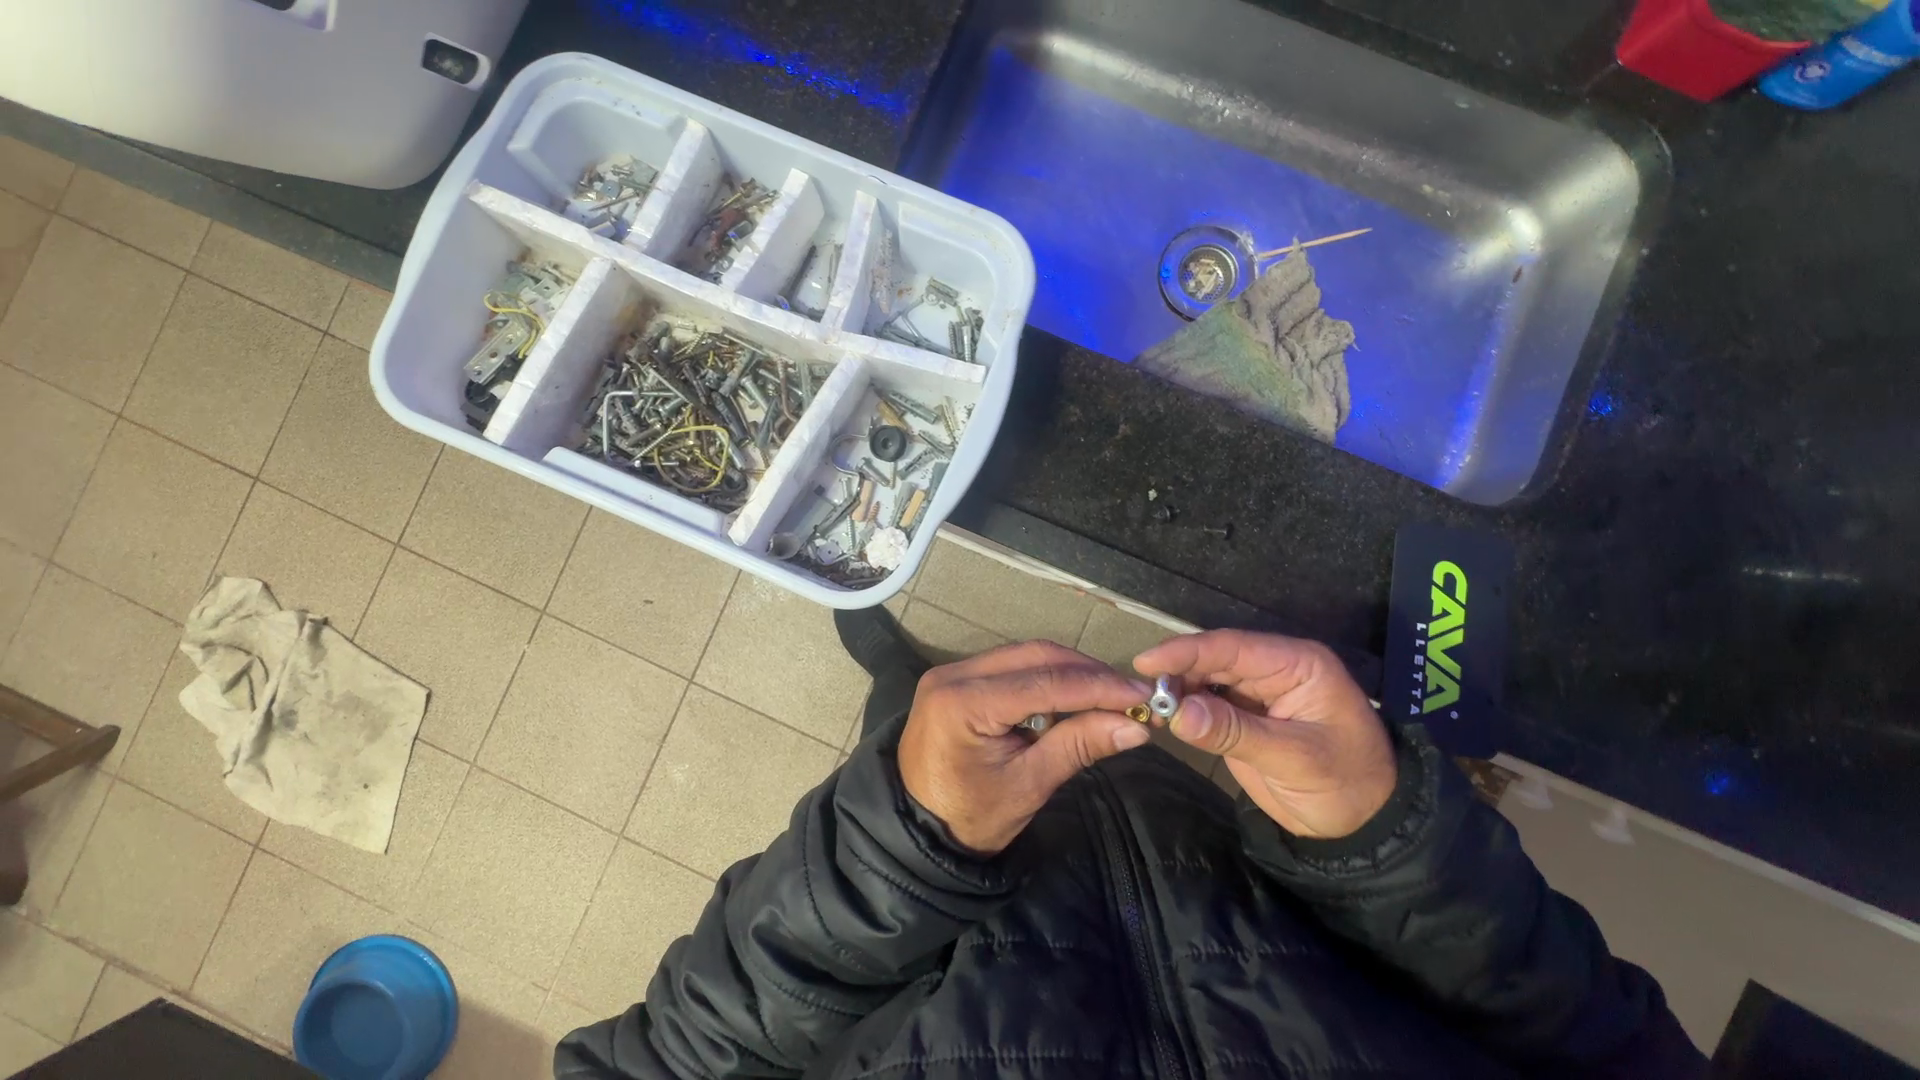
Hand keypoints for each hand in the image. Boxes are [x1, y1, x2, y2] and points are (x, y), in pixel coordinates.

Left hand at [898, 641, 1153, 854]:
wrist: (916, 832)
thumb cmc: (970, 817)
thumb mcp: (1029, 785)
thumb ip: (1079, 745)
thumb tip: (1136, 727)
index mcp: (962, 702)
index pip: (1044, 682)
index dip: (1098, 687)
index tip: (1142, 697)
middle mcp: (953, 674)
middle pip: (1035, 656)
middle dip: (1088, 673)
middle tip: (1132, 696)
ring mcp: (951, 672)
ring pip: (1025, 656)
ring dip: (1071, 672)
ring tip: (1111, 697)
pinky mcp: (957, 679)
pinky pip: (1011, 667)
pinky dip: (1047, 678)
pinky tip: (1075, 697)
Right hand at [1135, 630, 1395, 839]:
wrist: (1364, 827)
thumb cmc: (1345, 784)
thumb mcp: (1294, 758)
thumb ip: (1235, 732)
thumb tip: (1179, 712)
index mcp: (1297, 664)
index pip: (1234, 648)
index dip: (1187, 652)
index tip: (1146, 662)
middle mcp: (1274, 670)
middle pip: (1214, 660)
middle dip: (1178, 673)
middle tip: (1142, 694)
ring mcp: (1257, 693)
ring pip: (1206, 679)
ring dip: (1177, 691)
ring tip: (1148, 708)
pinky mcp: (1244, 716)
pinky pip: (1207, 703)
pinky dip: (1185, 709)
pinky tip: (1165, 717)